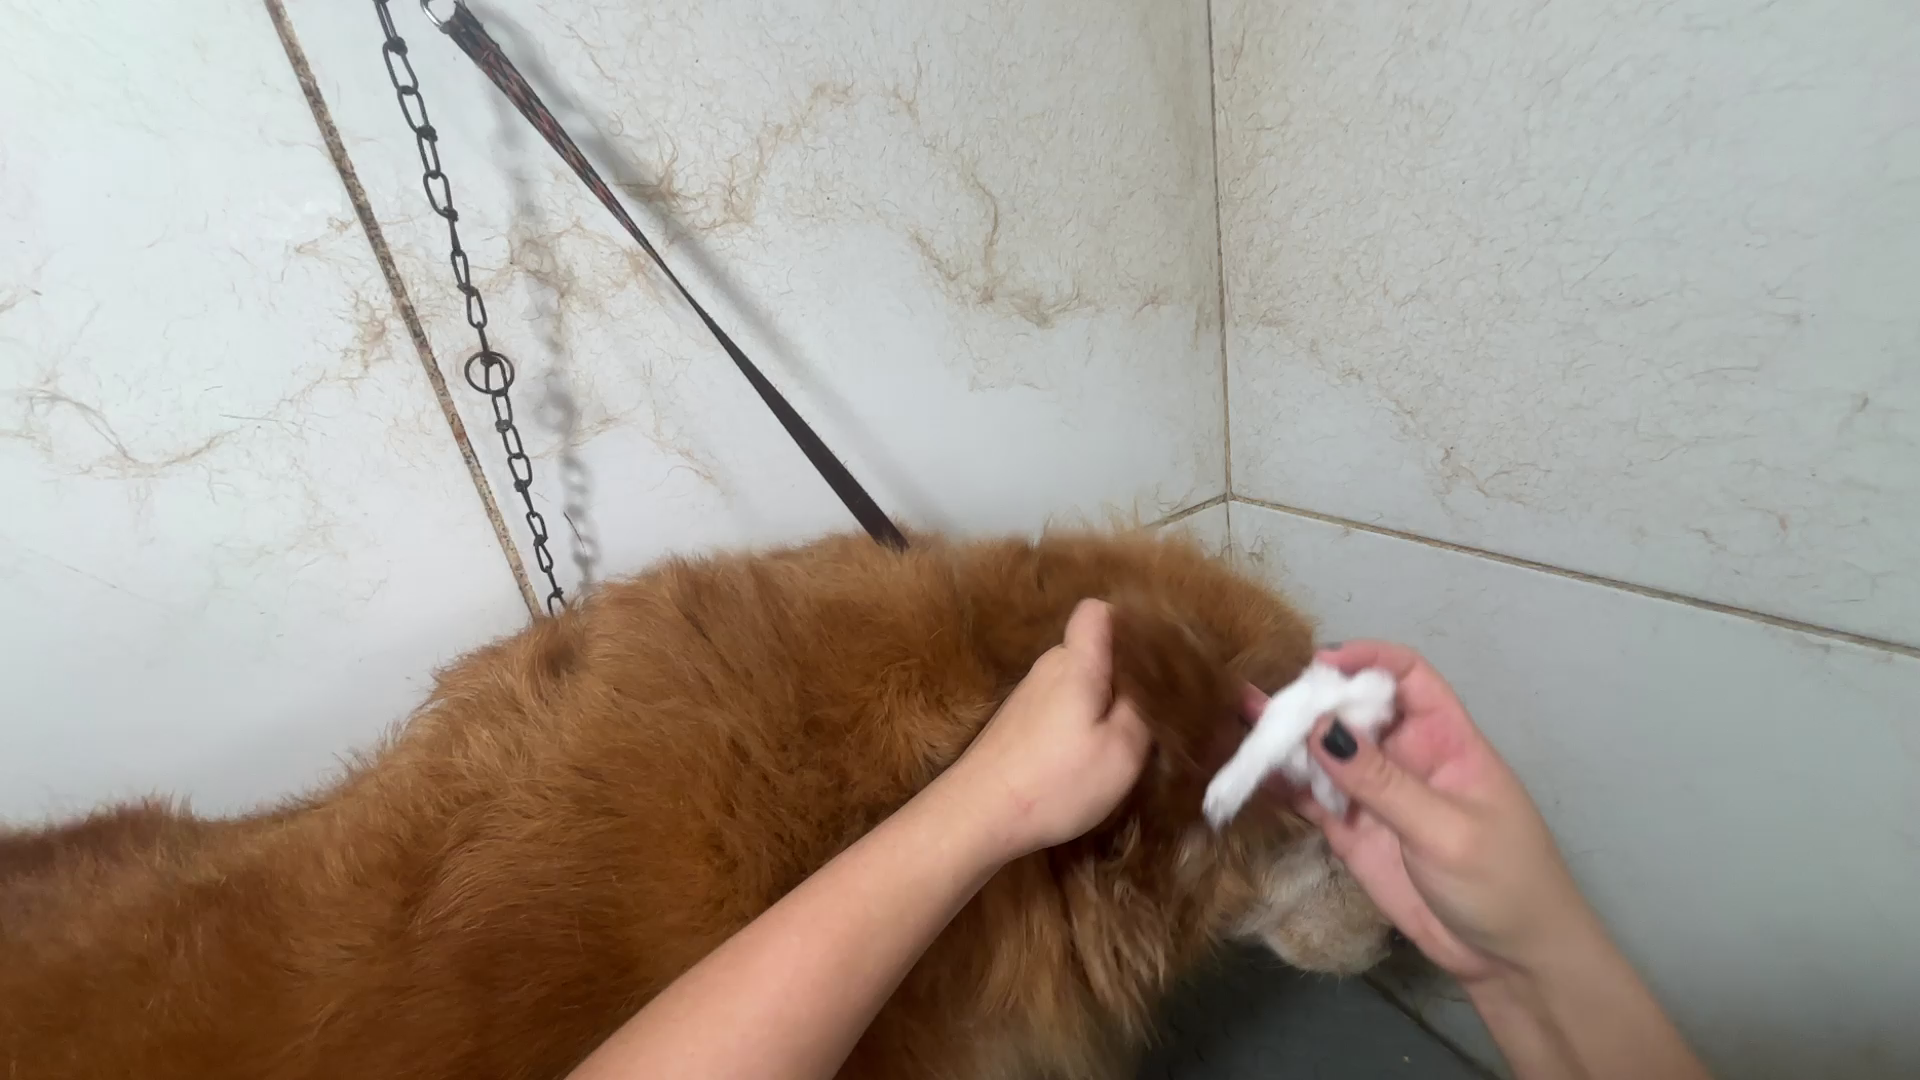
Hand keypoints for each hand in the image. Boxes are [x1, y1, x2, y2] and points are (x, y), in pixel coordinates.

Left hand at [937, 599, 1153, 862]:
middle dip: (1122, 674)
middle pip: (1091, 649)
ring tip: (1119, 742)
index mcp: (1075, 662)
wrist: (977, 812)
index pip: (1097, 610)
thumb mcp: (1121, 751)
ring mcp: (1028, 692)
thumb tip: (1152, 680)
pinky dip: (1077, 721)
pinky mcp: (1017, 719)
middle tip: (1148, 712)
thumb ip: (1142, 707)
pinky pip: (1059, 702)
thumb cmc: (1057, 780)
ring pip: (1076, 680)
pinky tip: (1082, 758)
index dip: (1127, 622)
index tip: (1152, 656)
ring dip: (1100, 703)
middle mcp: (1048, 666)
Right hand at [1265, 641, 1597, 984]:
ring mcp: (1370, 790)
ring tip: (1237, 721)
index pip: (1406, 677)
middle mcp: (1400, 755)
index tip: (1321, 664)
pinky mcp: (1347, 825)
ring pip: (1320, 749)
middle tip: (1263, 702)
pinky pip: (1306, 793)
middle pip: (1350, 708)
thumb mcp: (1447, 831)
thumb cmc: (1503, 886)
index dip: (1367, 660)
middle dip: (1308, 700)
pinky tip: (1248, 771)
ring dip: (1282, 737)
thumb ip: (1381, 781)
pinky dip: (1278, 782)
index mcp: (1443, 740)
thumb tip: (1320, 729)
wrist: (1508, 964)